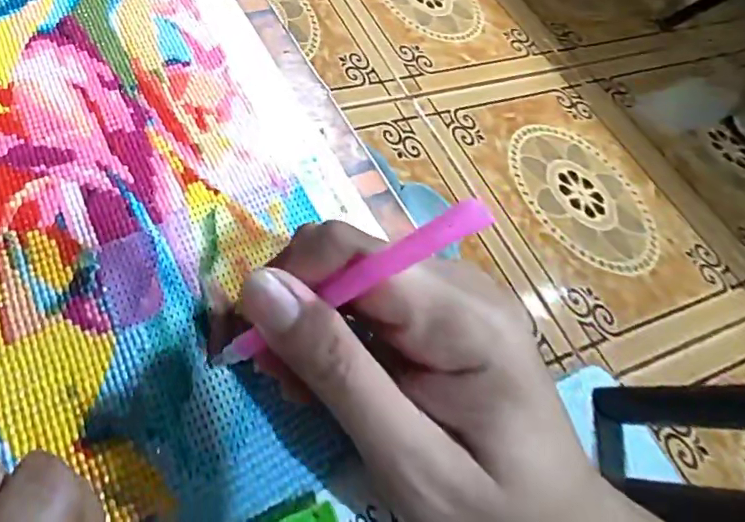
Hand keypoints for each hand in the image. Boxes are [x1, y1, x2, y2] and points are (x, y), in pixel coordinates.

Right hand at [229, 221, 655, 521]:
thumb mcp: (408, 462)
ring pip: (348, 270)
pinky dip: (336, 327)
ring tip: (304, 386)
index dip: (287, 280)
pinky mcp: (443, 305)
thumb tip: (257, 285)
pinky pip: (368, 292)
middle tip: (278, 376)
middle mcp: (458, 280)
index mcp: (463, 314)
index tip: (250, 341)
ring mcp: (453, 289)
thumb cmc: (493, 517)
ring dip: (311, 319)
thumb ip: (335, 368)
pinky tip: (335, 374)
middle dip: (296, 302)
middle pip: (344, 252)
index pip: (348, 249)